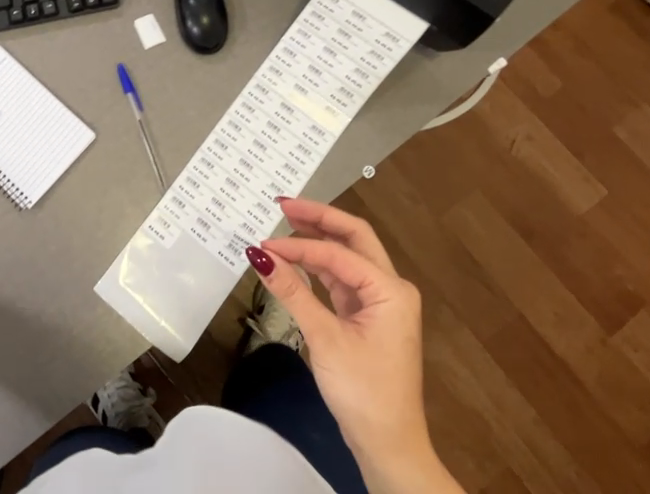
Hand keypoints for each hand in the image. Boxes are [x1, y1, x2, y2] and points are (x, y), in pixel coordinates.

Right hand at [250, 200, 451, 488]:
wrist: (388, 444)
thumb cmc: (363, 391)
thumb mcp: (324, 338)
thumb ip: (292, 292)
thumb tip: (259, 255)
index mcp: (390, 290)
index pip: (338, 253)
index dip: (298, 245)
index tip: (263, 243)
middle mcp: (390, 289)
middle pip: (354, 238)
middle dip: (319, 219)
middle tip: (282, 204)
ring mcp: (379, 303)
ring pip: (347, 257)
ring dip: (317, 241)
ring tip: (284, 224)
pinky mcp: (366, 317)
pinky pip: (341, 280)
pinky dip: (317, 267)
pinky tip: (295, 261)